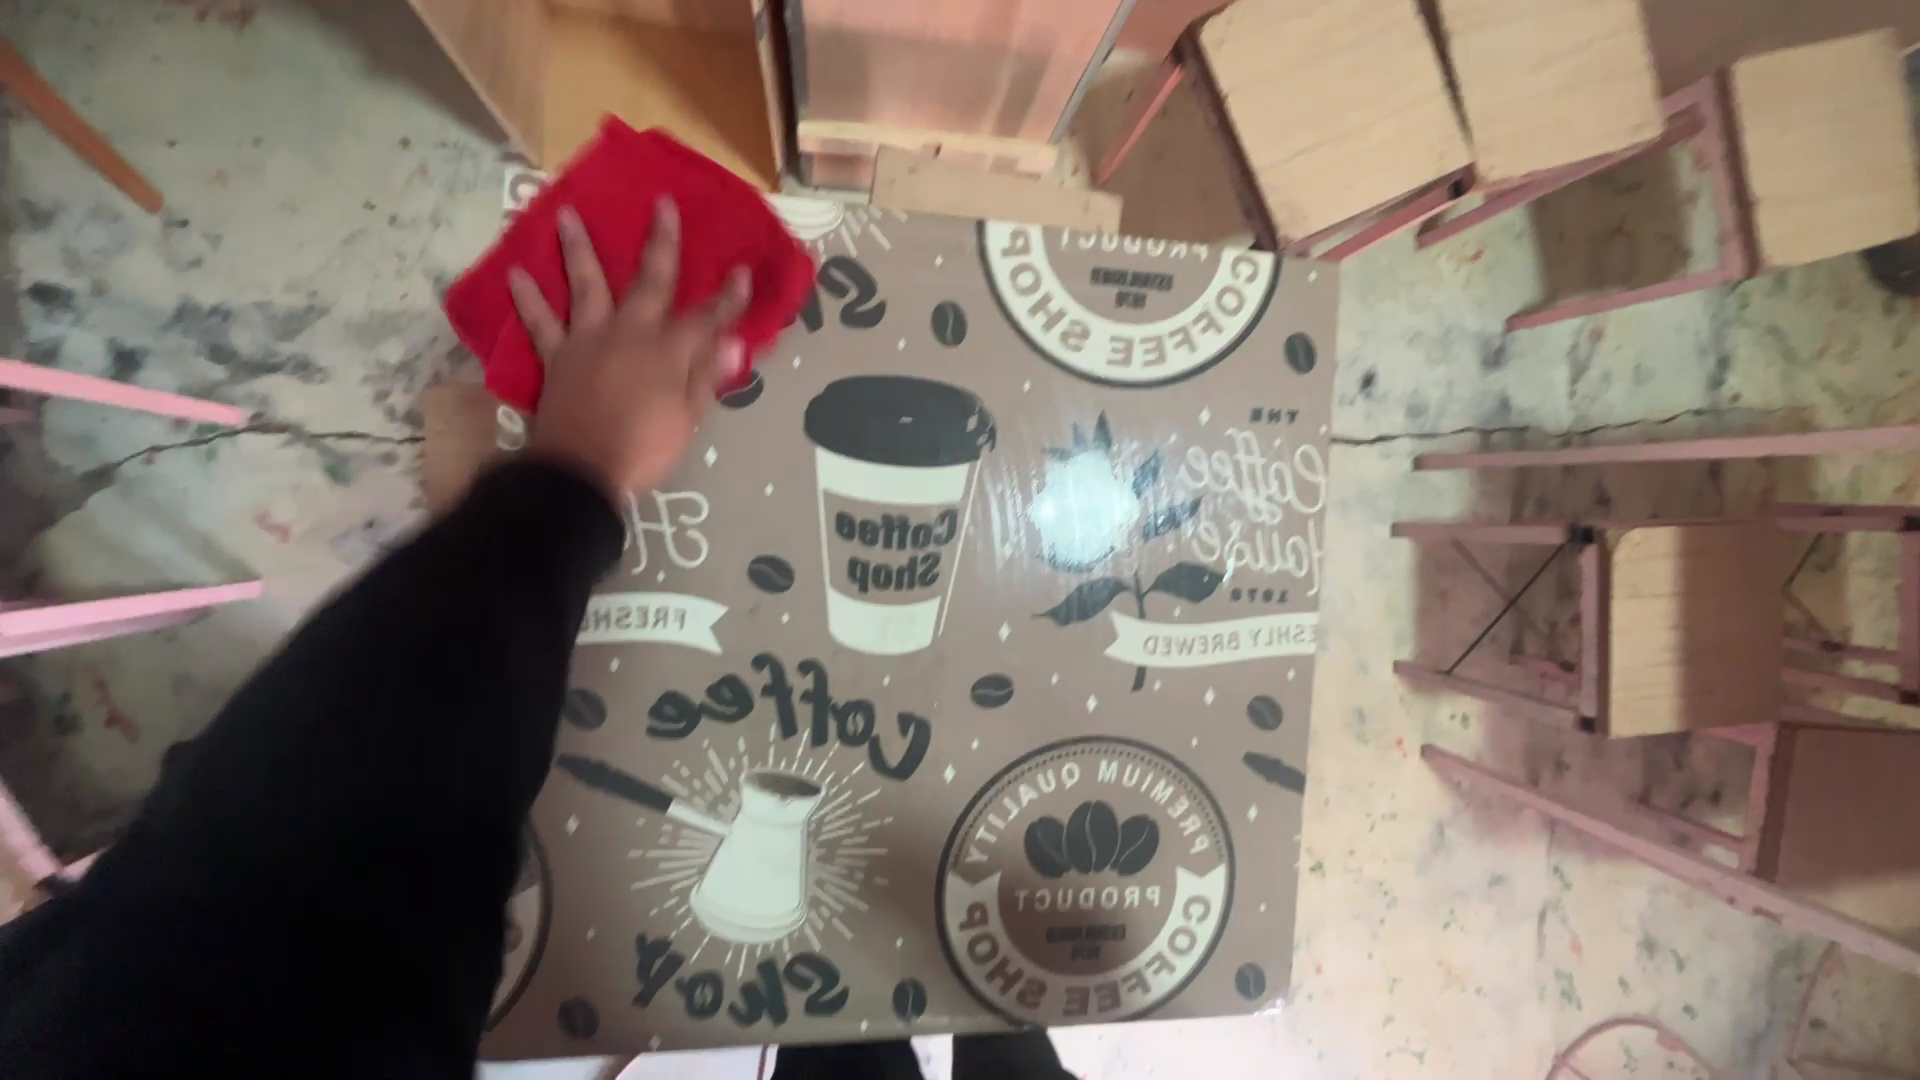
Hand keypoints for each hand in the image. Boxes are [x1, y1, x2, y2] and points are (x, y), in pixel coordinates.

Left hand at [509, 198, 750, 499]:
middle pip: (650, 281)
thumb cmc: (645, 448)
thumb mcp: (687, 418)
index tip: (743, 272)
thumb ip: (705, 377)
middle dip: (661, 243)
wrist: (582, 470)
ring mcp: (590, 340)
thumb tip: (732, 343)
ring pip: (587, 286)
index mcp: (669, 352)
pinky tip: (516, 274)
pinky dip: (529, 300)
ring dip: (579, 249)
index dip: (728, 298)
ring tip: (566, 214)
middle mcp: (631, 333)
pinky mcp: (558, 356)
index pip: (707, 318)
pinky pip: (541, 324)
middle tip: (662, 204)